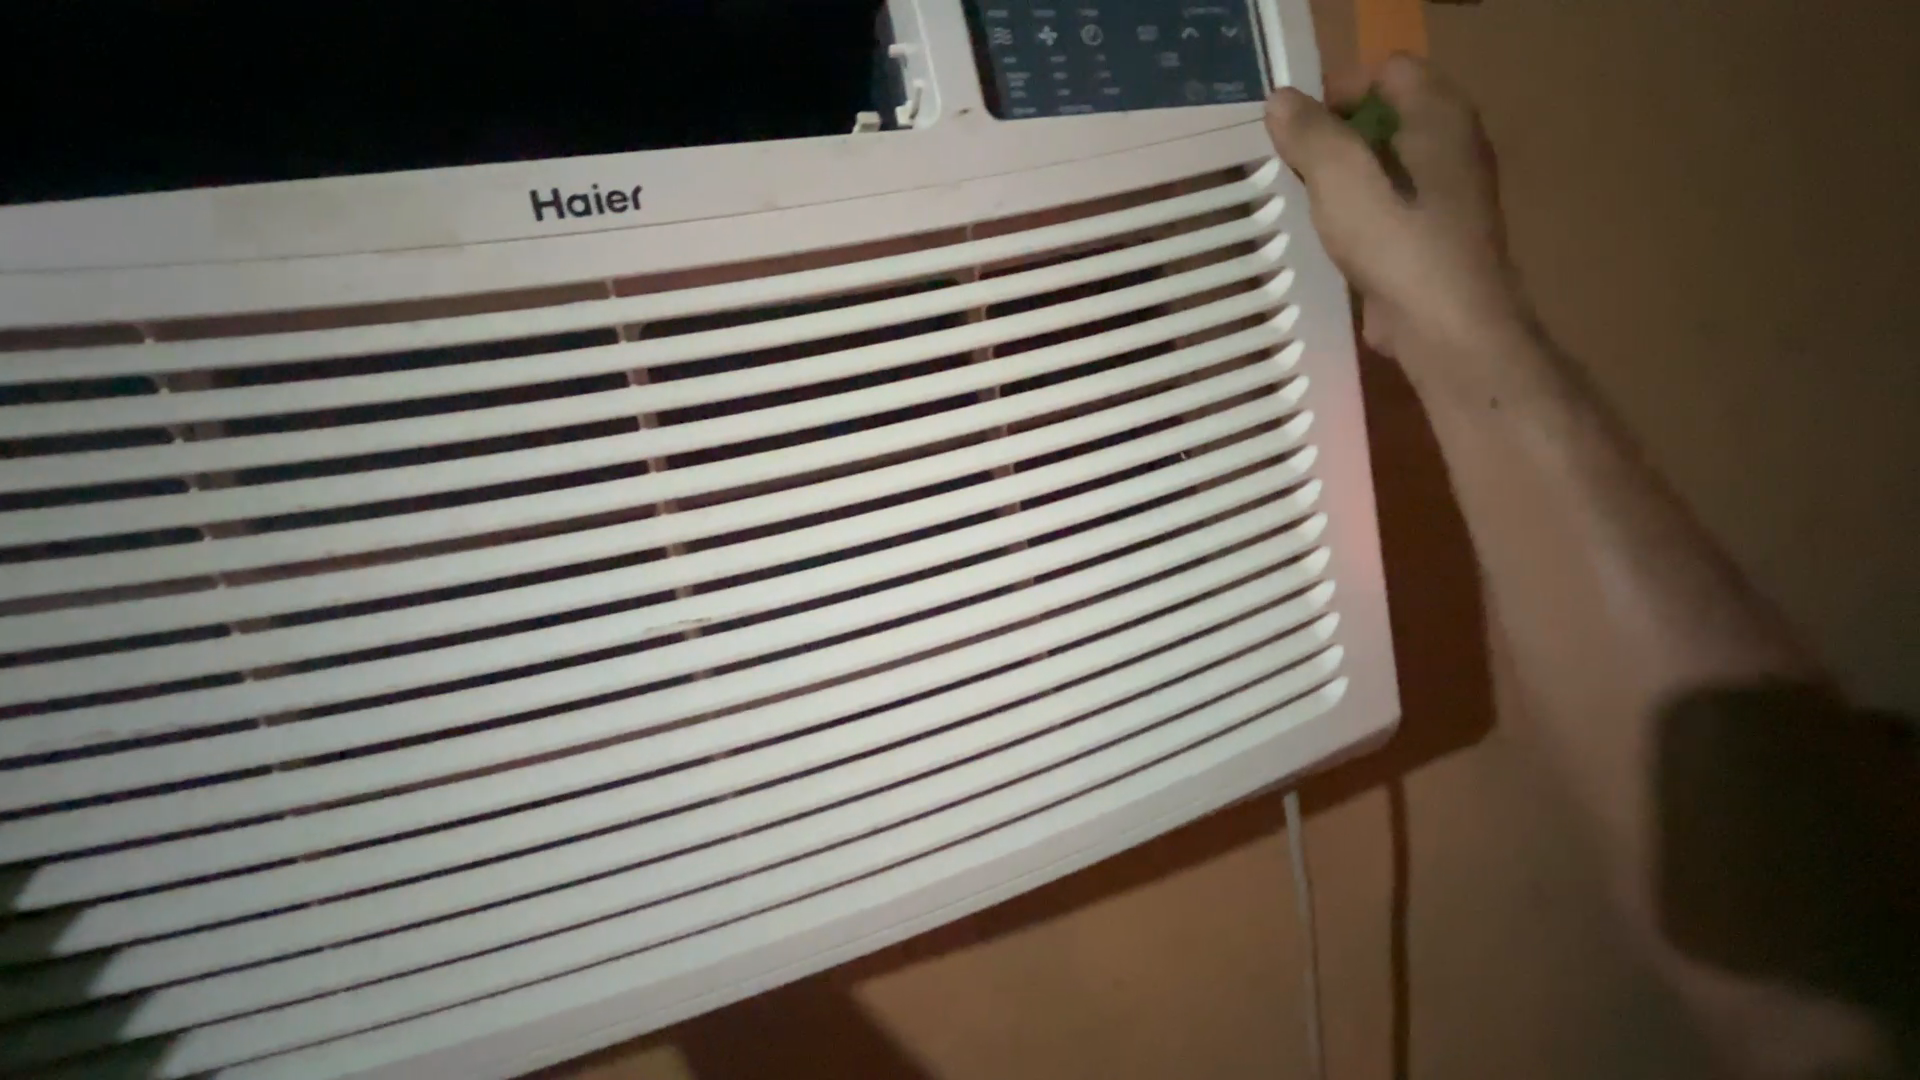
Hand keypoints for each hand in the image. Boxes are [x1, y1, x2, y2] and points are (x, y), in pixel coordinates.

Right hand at [1266, 56, 1539, 402]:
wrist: (1446, 327)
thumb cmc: (1397, 246)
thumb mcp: (1341, 180)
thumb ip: (1311, 135)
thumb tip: (1280, 100)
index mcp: (1439, 117)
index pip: (1387, 70)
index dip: (1337, 91)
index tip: (1296, 132)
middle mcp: (1453, 145)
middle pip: (1386, 116)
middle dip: (1336, 137)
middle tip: (1293, 170)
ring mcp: (1448, 194)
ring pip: (1387, 164)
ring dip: (1344, 179)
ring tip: (1305, 204)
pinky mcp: (1435, 237)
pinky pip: (1391, 205)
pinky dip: (1360, 213)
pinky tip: (1333, 240)